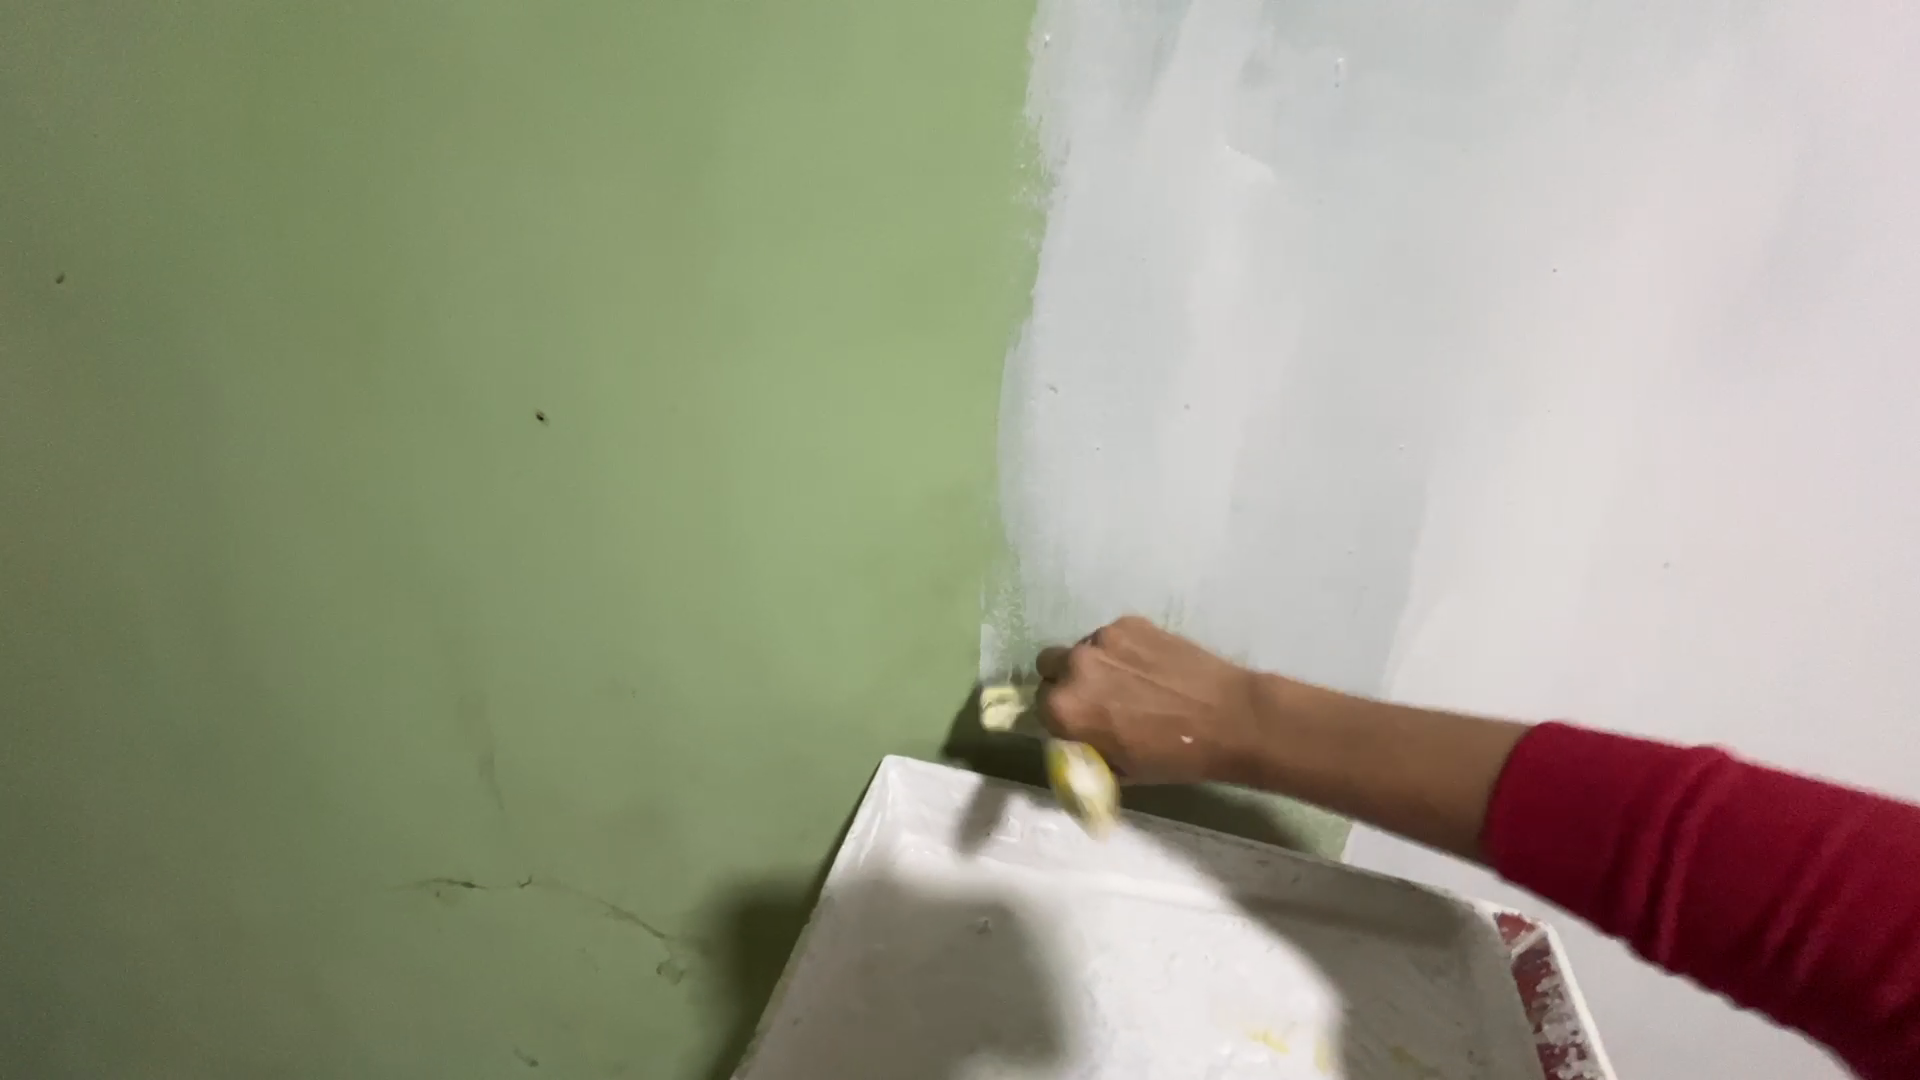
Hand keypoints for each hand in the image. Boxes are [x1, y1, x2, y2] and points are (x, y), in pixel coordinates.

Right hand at [1035, 616, 1268, 784]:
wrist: (1229, 717)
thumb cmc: (1174, 755)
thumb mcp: (1120, 770)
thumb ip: (1086, 751)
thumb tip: (1076, 741)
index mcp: (1065, 708)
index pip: (1040, 704)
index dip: (1058, 715)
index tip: (1079, 721)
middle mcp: (1074, 666)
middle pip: (1049, 665)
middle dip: (1064, 680)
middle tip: (1096, 697)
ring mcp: (1102, 639)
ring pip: (1082, 649)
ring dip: (1094, 664)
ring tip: (1131, 681)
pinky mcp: (1128, 622)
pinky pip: (1110, 637)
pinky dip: (1121, 651)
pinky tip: (1150, 667)